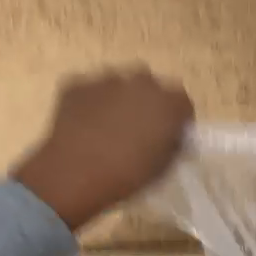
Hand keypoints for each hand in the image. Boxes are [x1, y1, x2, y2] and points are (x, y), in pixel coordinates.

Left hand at [13, 68, 195, 230]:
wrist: (73, 176)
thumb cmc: (127, 177)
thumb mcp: (163, 167)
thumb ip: (173, 145)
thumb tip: (171, 137)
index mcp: (168, 102)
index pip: (182, 102)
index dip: (178, 119)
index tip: (170, 136)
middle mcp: (140, 81)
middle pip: (150, 85)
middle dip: (148, 102)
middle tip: (138, 129)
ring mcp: (106, 79)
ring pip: (118, 83)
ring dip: (119, 98)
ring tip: (108, 127)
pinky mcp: (76, 83)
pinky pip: (90, 90)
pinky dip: (90, 103)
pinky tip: (84, 126)